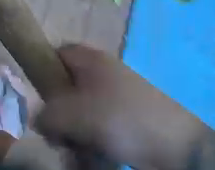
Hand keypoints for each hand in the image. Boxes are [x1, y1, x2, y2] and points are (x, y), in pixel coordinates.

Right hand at [35, 45, 210, 169]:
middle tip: (62, 140)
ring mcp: (115, 101)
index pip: (56, 54)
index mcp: (90, 60)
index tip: (39, 102)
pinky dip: (93, 151)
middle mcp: (101, 75)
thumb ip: (48, 113)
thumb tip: (38, 118)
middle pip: (65, 93)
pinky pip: (98, 135)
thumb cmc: (123, 119)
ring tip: (81, 158)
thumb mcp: (77, 114)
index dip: (43, 74)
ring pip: (80, 120)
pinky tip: (96, 164)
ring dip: (75, 142)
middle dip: (60, 121)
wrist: (177, 146)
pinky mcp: (126, 125)